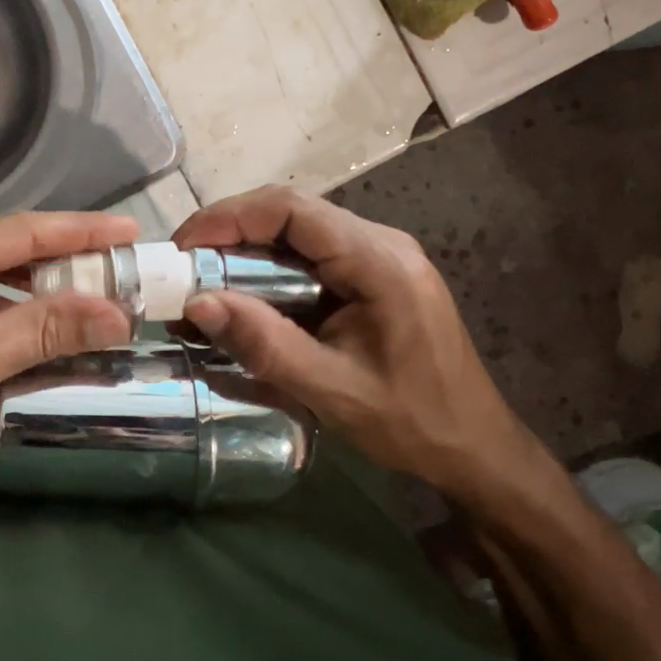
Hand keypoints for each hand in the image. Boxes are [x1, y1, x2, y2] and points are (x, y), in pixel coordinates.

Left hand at [0, 211, 136, 503]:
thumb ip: (41, 330)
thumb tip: (115, 313)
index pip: (18, 232)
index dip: (79, 231)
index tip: (131, 230)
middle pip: (5, 247)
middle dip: (64, 259)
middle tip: (124, 266)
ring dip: (38, 286)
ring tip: (97, 292)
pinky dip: (7, 308)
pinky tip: (43, 319)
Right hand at [174, 186, 539, 499]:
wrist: (477, 451)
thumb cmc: (412, 423)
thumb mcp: (331, 389)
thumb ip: (265, 344)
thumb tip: (196, 304)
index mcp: (379, 261)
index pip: (290, 209)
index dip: (228, 218)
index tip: (182, 248)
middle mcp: (381, 243)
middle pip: (289, 213)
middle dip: (228, 235)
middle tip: (182, 270)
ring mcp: (380, 256)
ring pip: (295, 233)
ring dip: (244, 253)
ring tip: (202, 287)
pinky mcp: (373, 275)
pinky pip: (310, 256)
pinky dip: (268, 271)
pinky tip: (244, 301)